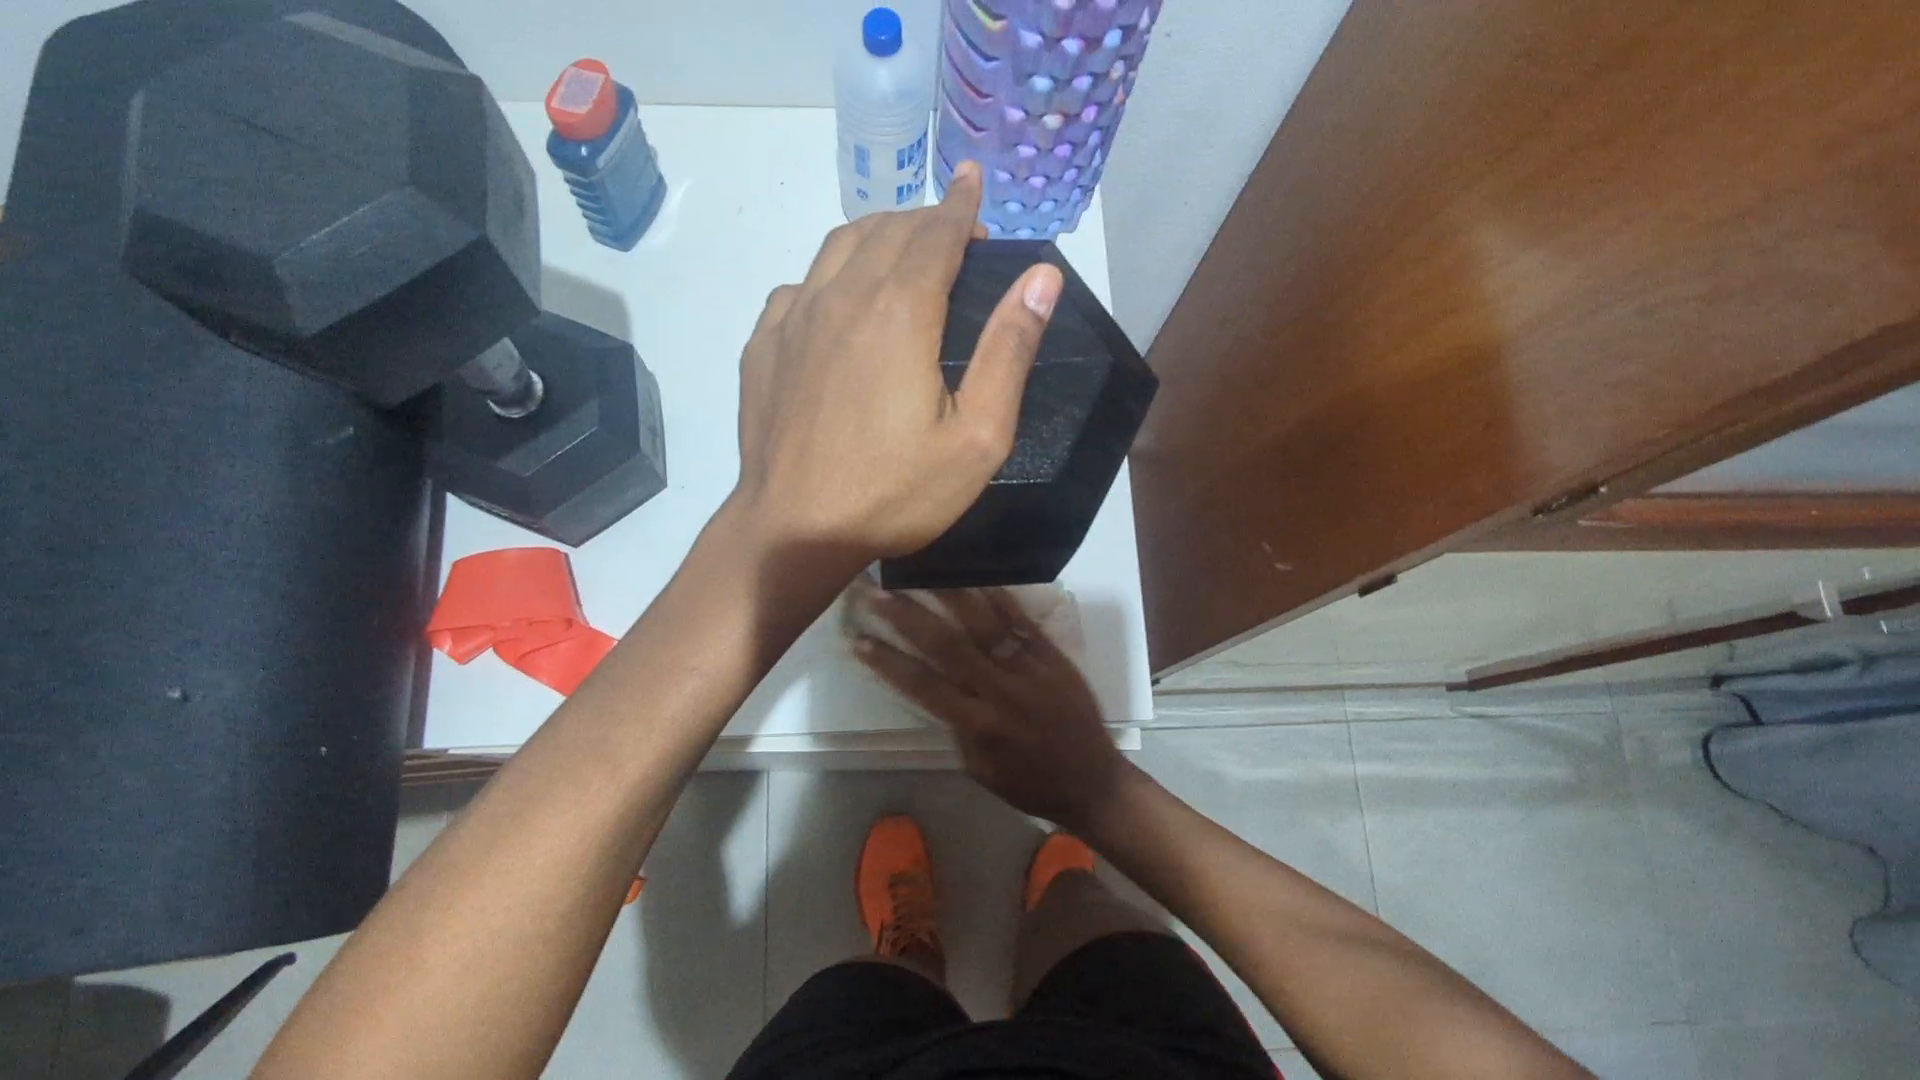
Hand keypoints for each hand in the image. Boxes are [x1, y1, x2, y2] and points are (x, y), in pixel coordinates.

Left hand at [733, 163, 1063, 560]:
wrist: (793, 531)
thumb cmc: (894, 493)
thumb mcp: (977, 438)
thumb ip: (1009, 352)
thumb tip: (1041, 278)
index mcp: (900, 311)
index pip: (936, 233)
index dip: (960, 204)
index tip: (973, 179)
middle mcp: (842, 296)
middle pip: (888, 230)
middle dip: (926, 220)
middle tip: (956, 238)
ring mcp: (793, 319)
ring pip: (838, 247)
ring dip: (878, 236)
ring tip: (903, 253)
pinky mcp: (764, 346)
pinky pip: (800, 286)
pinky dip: (831, 276)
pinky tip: (840, 305)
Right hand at [849, 583, 1129, 829]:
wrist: (1094, 782)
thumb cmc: (1030, 784)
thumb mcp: (980, 769)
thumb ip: (957, 728)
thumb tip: (937, 690)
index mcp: (977, 725)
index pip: (923, 686)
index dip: (888, 663)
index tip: (859, 640)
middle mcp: (1000, 691)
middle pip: (946, 646)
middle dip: (907, 618)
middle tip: (876, 593)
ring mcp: (1029, 669)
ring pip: (984, 625)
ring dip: (949, 595)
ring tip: (922, 568)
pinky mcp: (1054, 656)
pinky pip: (1023, 622)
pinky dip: (1000, 597)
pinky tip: (977, 575)